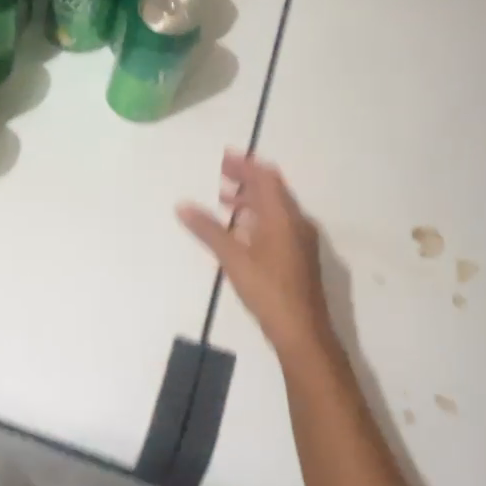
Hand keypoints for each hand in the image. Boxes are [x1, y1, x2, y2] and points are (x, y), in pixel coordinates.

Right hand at [178, 151, 331, 354]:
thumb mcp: (233, 259)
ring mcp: (300, 241)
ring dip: (251, 200)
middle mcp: (296, 223)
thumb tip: (183, 206)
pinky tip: (241, 231)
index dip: (246, 165)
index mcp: (283, 218)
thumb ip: (208, 231)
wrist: (301, 329)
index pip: (266, 179)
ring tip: (225, 200)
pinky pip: (277, 225)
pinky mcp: (297, 257)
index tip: (226, 156)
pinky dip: (258, 218)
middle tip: (221, 174)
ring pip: (275, 210)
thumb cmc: (267, 290)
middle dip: (247, 180)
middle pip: (272, 192)